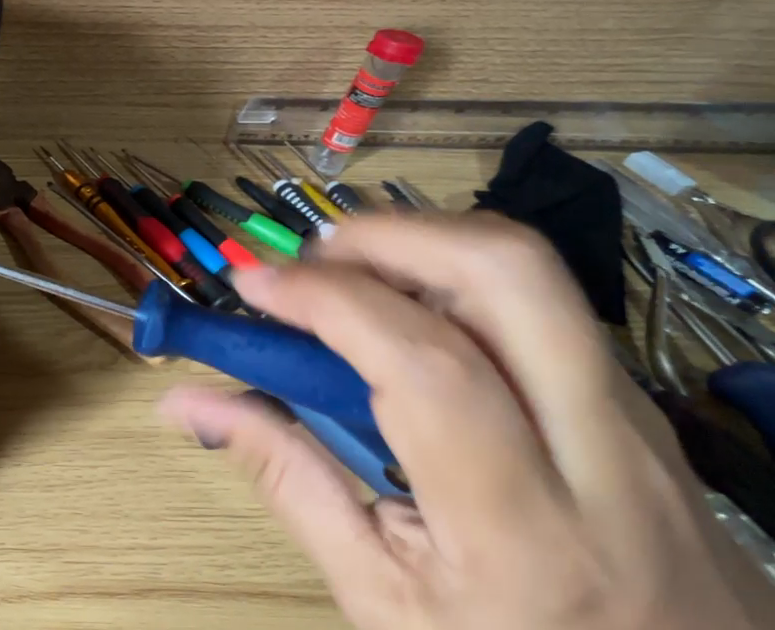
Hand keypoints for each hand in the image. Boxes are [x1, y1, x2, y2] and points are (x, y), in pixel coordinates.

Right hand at [161, 214, 774, 629]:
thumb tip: (186, 401)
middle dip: (392, 233)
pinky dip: (456, 282)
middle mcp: (601, 454)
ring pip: (534, 275)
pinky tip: (406, 319)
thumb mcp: (384, 600)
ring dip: (423, 246)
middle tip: (314, 255)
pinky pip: (543, 308)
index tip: (252, 284)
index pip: (424, 363)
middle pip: (511, 275)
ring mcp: (636, 422)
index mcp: (522, 526)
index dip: (324, 299)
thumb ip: (288, 482)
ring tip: (348, 276)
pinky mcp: (640, 410)